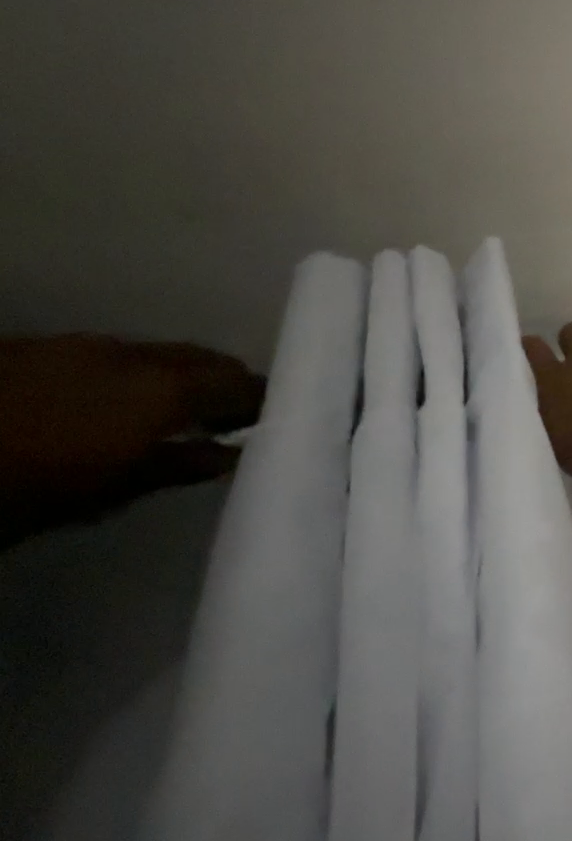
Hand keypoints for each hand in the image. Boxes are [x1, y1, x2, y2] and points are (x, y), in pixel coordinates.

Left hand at [0, 335, 265, 545]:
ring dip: (170, 379)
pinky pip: (103, 357)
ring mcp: (72, 346)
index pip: (242, 384)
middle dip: (221, 384)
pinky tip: (104, 408)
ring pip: (150, 354)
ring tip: (167, 417)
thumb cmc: (16, 490)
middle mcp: (127, 356)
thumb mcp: (101, 494)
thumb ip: (172, 466)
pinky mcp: (26, 348)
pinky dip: (124, 377)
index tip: (276, 424)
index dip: (265, 401)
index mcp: (161, 391)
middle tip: (229, 420)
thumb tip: (225, 454)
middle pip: (200, 358)